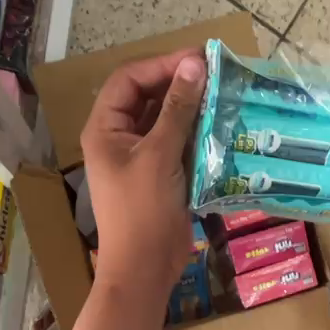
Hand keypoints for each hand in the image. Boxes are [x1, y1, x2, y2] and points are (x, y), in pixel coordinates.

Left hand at [81, 48, 206, 297]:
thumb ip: (177, 110)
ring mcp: (141, 159)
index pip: (129, 80)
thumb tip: (194, 66)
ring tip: (223, 96)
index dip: (161, 65)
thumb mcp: (159, 156)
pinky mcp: (162, 177)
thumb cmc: (142, 212)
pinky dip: (198, 136)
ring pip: (167, 121)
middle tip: (217, 75)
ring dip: (192, 110)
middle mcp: (120, 139)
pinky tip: (222, 127)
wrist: (144, 269)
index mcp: (105, 129)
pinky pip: (179, 146)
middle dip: (180, 86)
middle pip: (149, 98)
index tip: (198, 60)